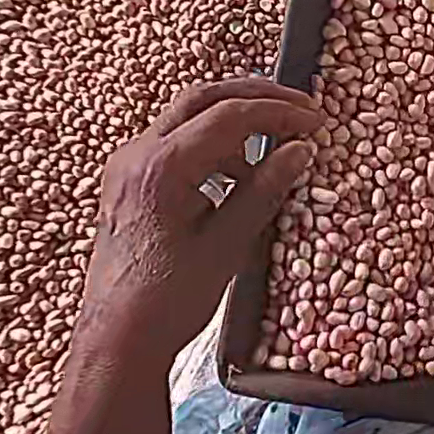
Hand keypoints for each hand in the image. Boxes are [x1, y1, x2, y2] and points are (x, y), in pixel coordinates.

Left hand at [77, 78, 322, 355]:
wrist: (117, 337)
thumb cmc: (170, 298)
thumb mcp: (228, 243)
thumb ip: (264, 189)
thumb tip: (300, 150)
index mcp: (163, 167)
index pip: (229, 116)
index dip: (279, 113)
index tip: (316, 121)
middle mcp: (139, 154)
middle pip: (203, 98)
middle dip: (257, 96)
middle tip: (301, 107)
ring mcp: (130, 165)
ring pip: (190, 116)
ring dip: (237, 121)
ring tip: (278, 144)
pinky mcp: (132, 180)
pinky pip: (179, 144)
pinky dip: (216, 146)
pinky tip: (241, 174)